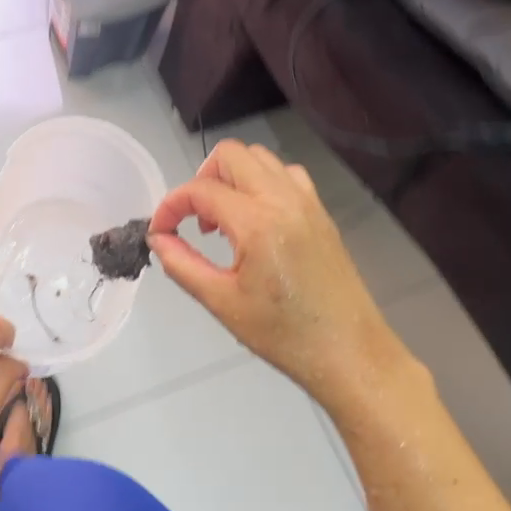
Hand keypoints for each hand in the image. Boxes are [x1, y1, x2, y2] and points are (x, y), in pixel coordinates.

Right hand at [148, 141, 410, 405]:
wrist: (351, 355)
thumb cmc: (284, 335)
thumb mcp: (222, 302)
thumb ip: (182, 265)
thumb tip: (158, 239)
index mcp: (257, 222)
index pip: (200, 190)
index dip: (170, 206)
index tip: (160, 232)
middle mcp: (283, 199)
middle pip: (230, 155)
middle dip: (201, 179)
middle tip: (195, 219)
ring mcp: (307, 202)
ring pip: (260, 158)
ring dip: (232, 177)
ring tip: (224, 219)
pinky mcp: (321, 213)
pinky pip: (286, 174)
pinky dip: (262, 182)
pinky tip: (257, 218)